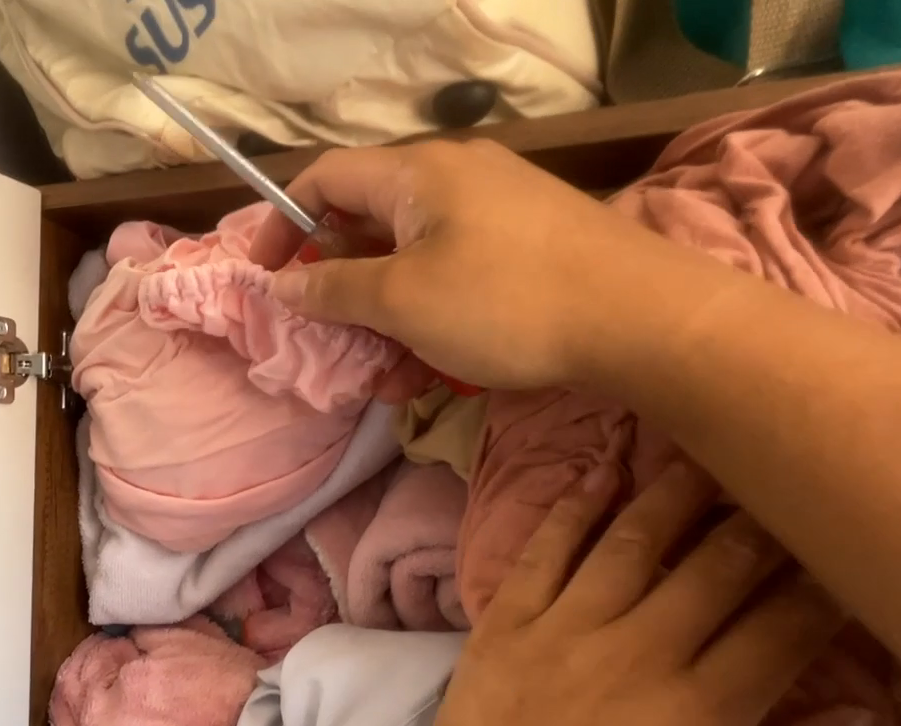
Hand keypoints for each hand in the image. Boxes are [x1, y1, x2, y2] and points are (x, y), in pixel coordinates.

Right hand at [249, 141, 749, 390]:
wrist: (637, 319)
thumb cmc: (504, 302)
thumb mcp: (402, 300)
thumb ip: (333, 288)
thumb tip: (282, 281)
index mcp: (416, 173)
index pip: (324, 178)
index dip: (281, 221)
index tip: (263, 274)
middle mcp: (452, 178)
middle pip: (365, 224)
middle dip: (337, 288)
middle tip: (327, 339)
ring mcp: (491, 212)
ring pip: (409, 261)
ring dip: (383, 320)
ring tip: (384, 376)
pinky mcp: (521, 246)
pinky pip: (450, 276)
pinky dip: (427, 318)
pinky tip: (430, 370)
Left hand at [381, 463, 865, 725]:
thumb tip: (860, 711)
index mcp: (704, 710)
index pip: (788, 625)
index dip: (829, 582)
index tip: (853, 548)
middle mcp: (638, 651)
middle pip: (717, 566)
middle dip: (764, 520)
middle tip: (792, 477)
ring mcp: (564, 629)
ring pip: (632, 542)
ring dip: (677, 492)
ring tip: (712, 449)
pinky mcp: (506, 621)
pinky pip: (544, 552)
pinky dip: (572, 508)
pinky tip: (601, 471)